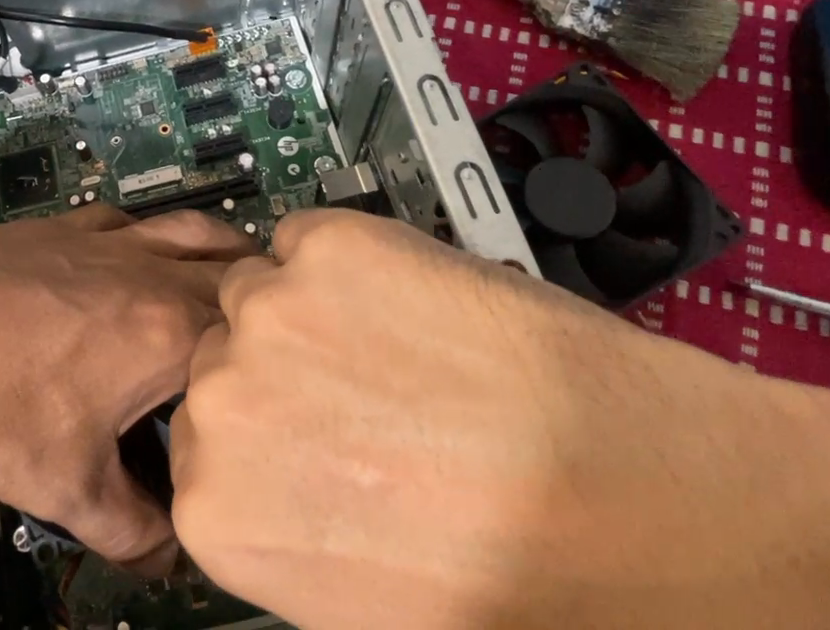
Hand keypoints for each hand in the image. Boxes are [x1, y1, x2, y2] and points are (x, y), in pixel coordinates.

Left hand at [0, 206, 253, 573]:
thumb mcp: (60, 484)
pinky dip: (148, 235)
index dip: (274, 363)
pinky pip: (125, 220)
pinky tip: (129, 260)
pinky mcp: (53, 228)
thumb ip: (129, 529)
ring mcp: (99, 239)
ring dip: (219, 250)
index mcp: (164, 328)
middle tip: (269, 337)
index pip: (254, 336)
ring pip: (187, 226)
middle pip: (234, 267)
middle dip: (261, 302)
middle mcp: (145, 268)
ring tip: (227, 279)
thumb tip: (162, 557)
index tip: (274, 390)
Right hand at [169, 210, 829, 627]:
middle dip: (282, 367)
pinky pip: (310, 236)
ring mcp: (268, 313)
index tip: (313, 430)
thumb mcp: (348, 593)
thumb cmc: (501, 577)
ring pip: (263, 285)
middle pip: (223, 351)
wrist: (628, 506)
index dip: (267, 430)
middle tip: (363, 385)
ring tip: (399, 338)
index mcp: (213, 510)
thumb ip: (277, 516)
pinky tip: (418, 299)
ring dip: (314, 306)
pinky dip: (354, 259)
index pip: (201, 438)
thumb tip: (276, 458)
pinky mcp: (330, 246)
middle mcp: (216, 404)